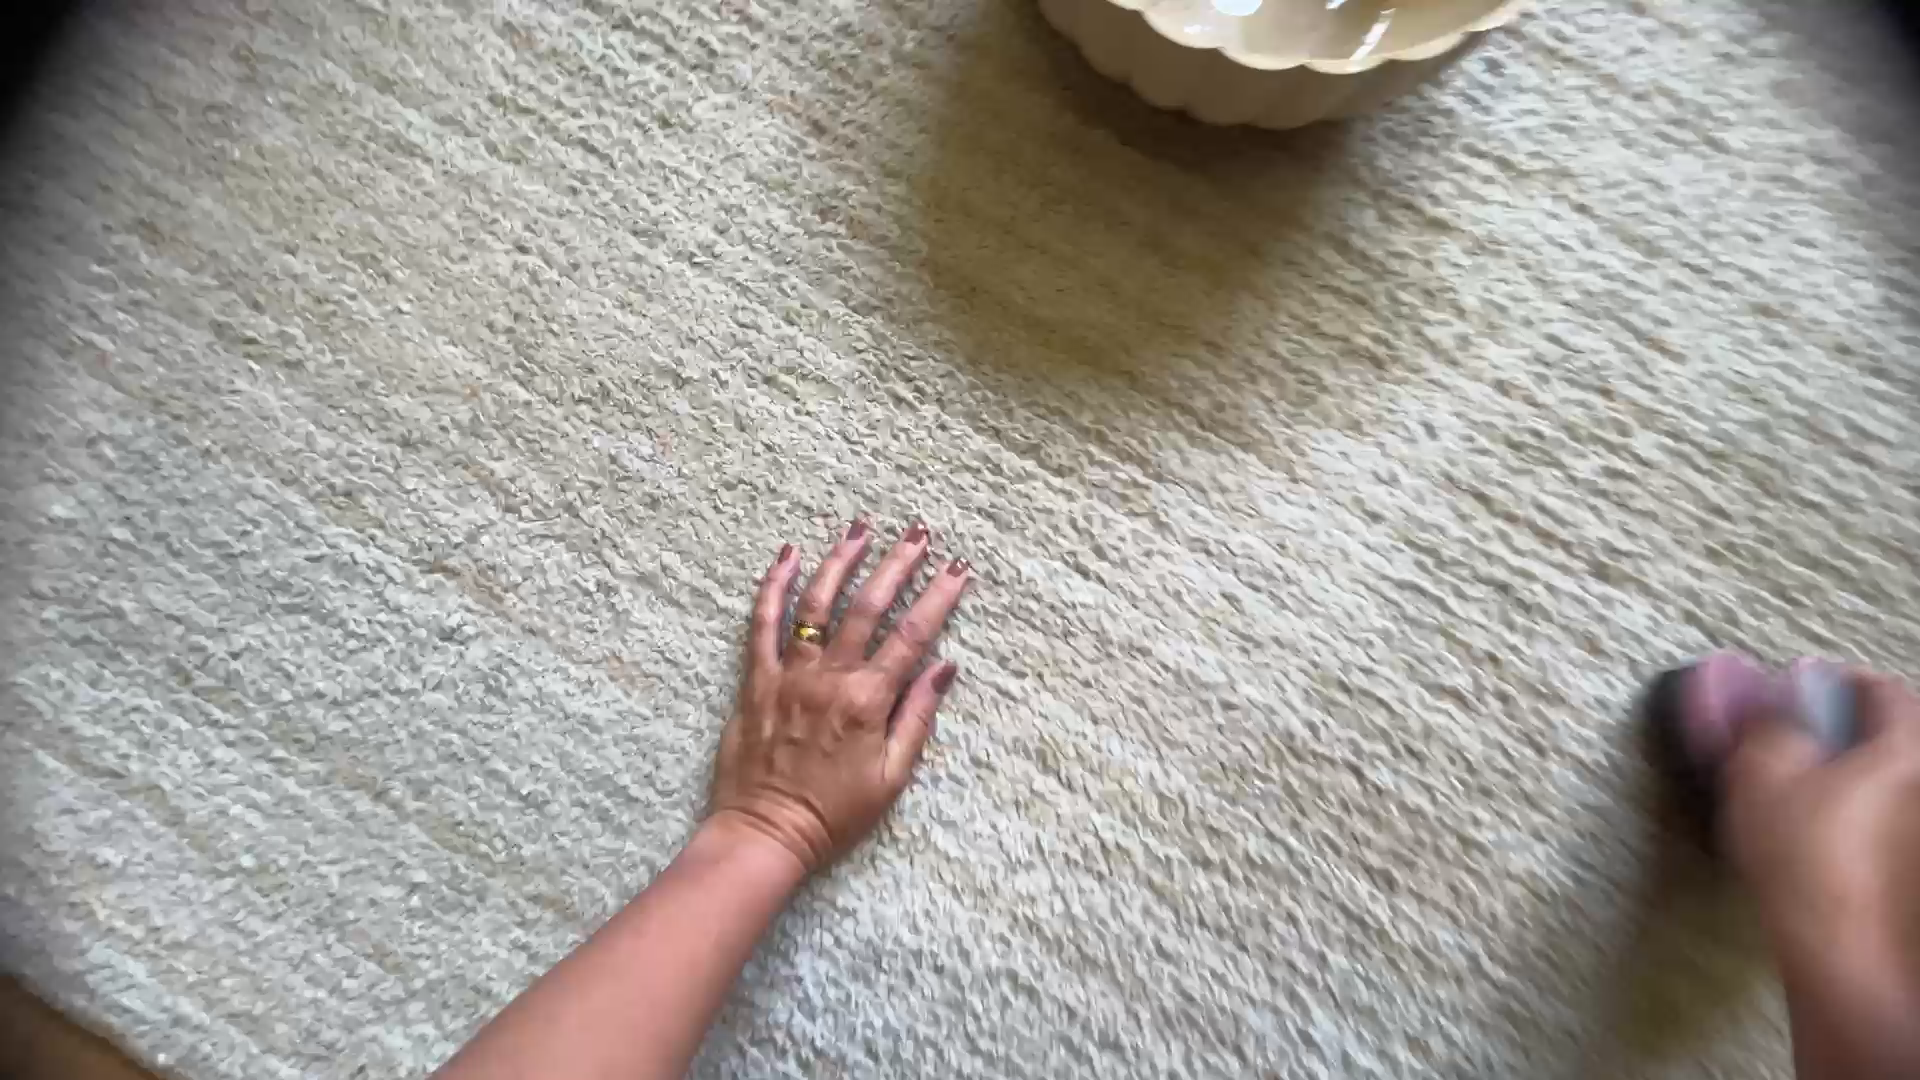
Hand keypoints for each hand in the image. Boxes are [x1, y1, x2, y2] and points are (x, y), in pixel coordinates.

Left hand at [706, 520, 970, 873]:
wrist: (765, 834)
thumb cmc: (834, 814)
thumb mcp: (892, 776)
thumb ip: (917, 717)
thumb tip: (946, 667)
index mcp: (868, 701)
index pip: (913, 636)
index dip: (940, 598)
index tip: (958, 569)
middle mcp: (830, 678)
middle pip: (869, 607)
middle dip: (898, 565)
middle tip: (918, 533)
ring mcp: (789, 675)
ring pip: (816, 605)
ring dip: (841, 562)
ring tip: (861, 529)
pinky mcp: (756, 679)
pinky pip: (762, 625)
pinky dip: (774, 587)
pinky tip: (787, 555)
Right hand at [1721, 666, 1919, 1076]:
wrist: (1829, 928)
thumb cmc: (1795, 844)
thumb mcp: (1761, 769)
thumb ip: (1773, 722)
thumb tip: (1779, 688)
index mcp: (1899, 755)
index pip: (1887, 693)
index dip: (1839, 679)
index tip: (1799, 679)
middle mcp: (1918, 782)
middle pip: (1891, 730)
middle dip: (1840, 714)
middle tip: (1790, 714)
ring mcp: (1911, 816)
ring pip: (1880, 763)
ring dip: (1838, 748)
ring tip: (1788, 754)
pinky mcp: (1899, 844)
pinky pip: (1875, 791)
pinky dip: (1842, 779)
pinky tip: (1803, 794)